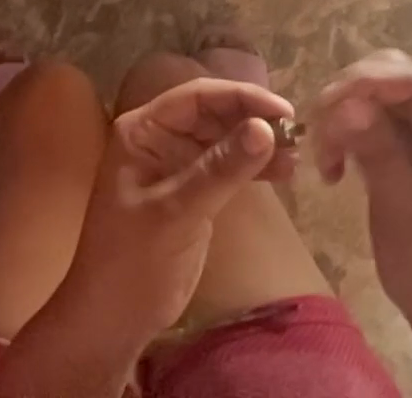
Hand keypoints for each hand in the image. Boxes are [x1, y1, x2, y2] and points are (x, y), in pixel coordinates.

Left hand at [65, 76, 294, 343]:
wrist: (114, 315)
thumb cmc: (132, 259)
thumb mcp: (176, 212)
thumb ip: (220, 169)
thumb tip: (266, 128)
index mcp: (142, 130)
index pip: (195, 97)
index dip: (240, 97)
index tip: (284, 111)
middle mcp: (159, 138)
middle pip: (212, 114)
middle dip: (253, 118)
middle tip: (298, 134)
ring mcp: (176, 165)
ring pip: (223, 139)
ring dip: (258, 142)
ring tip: (297, 155)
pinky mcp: (193, 192)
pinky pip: (227, 167)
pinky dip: (254, 167)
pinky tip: (283, 172)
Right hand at [313, 51, 411, 394]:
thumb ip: (384, 160)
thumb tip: (349, 102)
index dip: (370, 80)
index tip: (325, 105)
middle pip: (399, 79)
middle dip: (352, 94)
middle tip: (320, 133)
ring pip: (380, 96)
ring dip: (343, 115)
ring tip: (325, 160)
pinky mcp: (411, 156)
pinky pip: (372, 122)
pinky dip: (344, 134)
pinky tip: (333, 168)